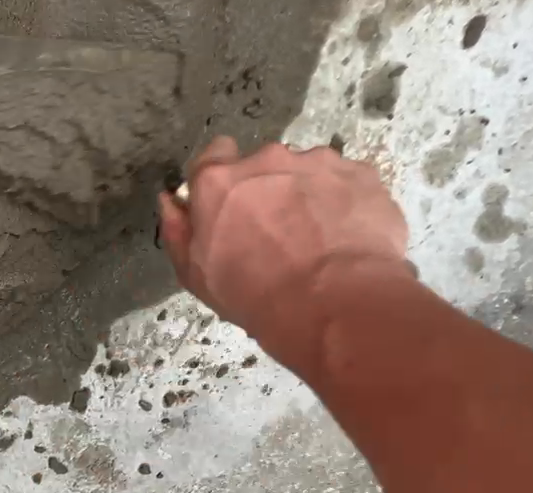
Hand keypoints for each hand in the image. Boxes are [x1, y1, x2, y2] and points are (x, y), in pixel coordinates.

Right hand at [158, 137, 411, 359]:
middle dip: (261, 190)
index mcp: (219, 181)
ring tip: (307, 238)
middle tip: (265, 232)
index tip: (220, 202)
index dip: (216, 177)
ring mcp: (319, 161)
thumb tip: (171, 201)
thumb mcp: (193, 272)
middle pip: (260, 166)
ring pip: (302, 172)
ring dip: (299, 195)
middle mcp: (268, 159)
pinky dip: (336, 202)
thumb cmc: (249, 290)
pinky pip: (341, 182)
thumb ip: (178, 229)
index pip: (212, 153)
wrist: (330, 297)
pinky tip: (335, 237)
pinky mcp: (361, 172)